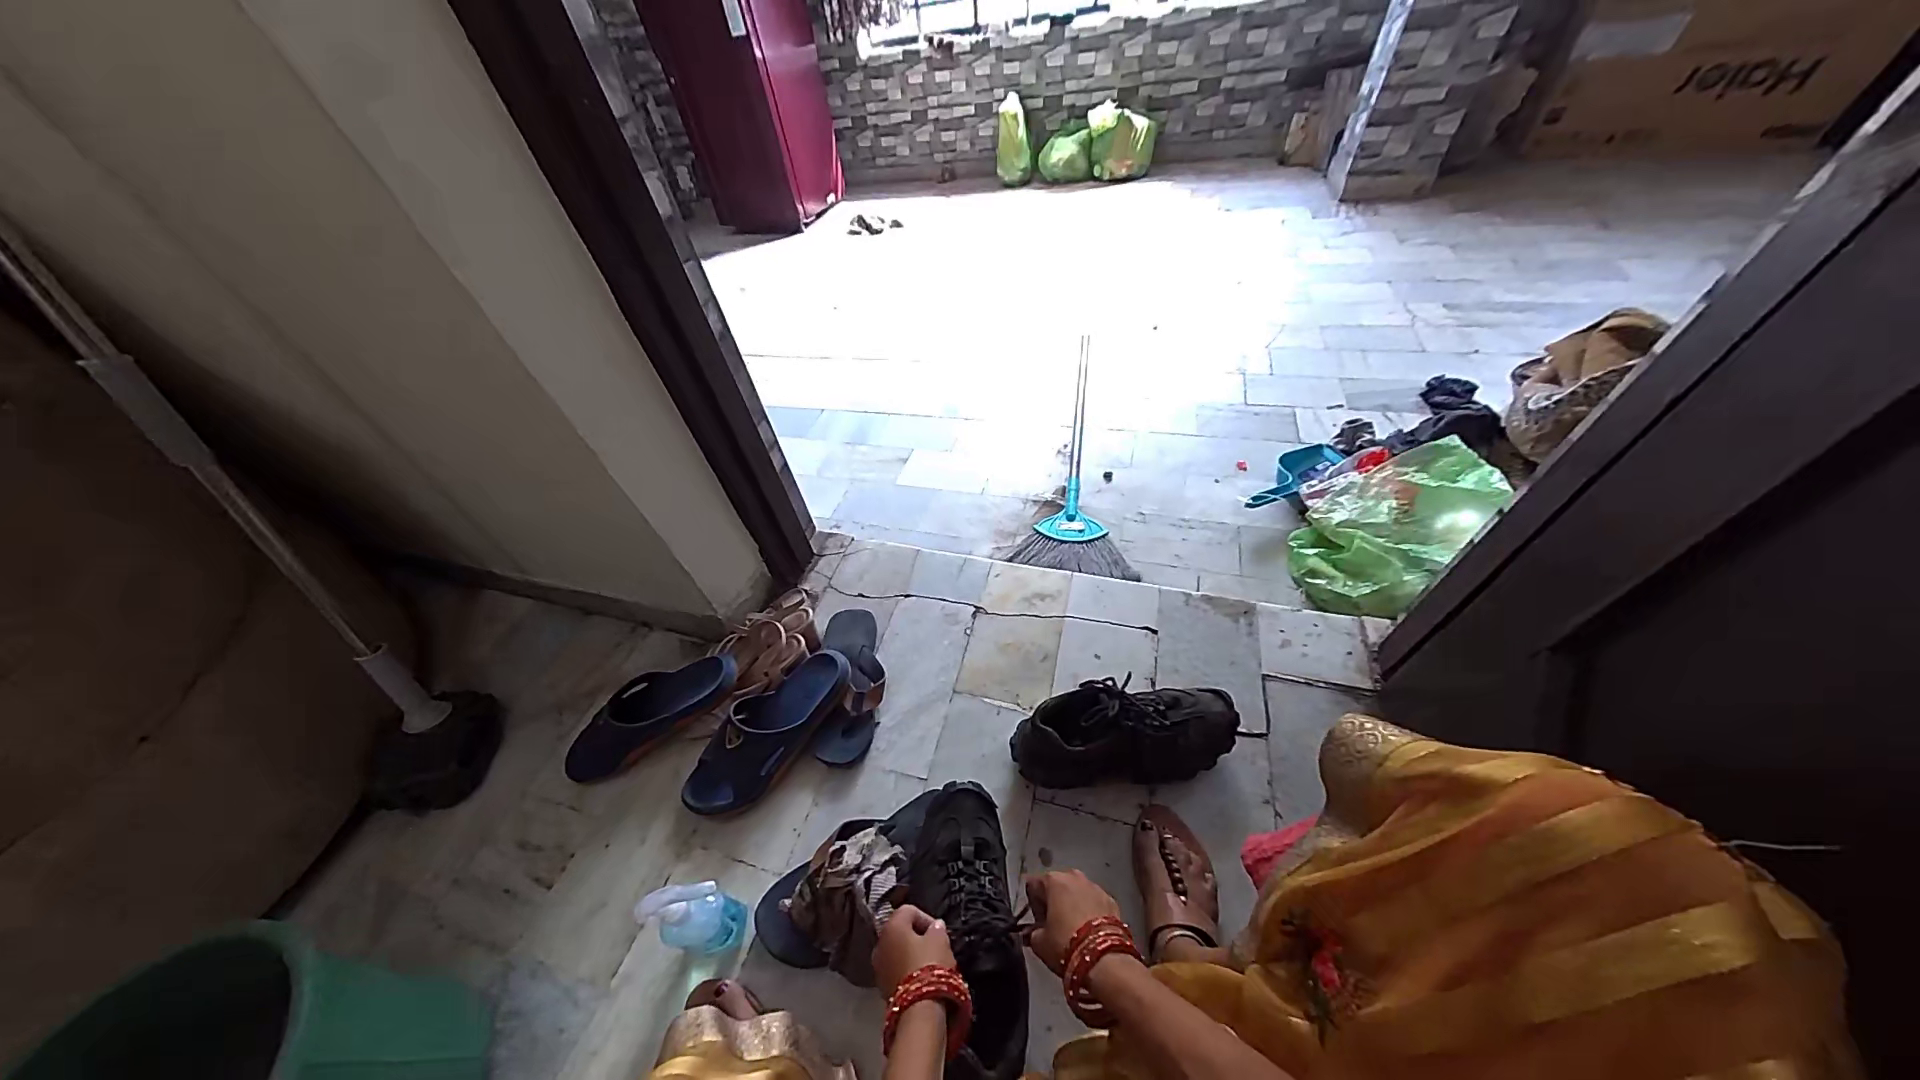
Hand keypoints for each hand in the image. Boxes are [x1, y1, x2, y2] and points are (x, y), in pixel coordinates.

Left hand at [873, 905, 956, 994]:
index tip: (939, 932)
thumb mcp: (940, 941)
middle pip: (901, 932)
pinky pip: (896, 970)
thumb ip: (937, 929)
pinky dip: (907, 971)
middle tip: (935, 947)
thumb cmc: (929, 966)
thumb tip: (935, 925)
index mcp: (892, 926)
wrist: (918, 1009)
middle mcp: (879, 943)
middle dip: (918, 937)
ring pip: (897, 952)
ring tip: (930, 965)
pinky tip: (922, 979)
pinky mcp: (881, 987)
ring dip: (911, 955)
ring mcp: (878, 967)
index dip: (926, 918)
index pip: (909, 910)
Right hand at [1022, 870, 1123, 974]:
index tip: (1037, 923)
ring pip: (1078, 892)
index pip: (1033, 885)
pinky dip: (1091, 912)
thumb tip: (1032, 933)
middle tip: (1054, 926)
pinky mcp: (1111, 900)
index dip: (1032, 905)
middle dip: (1054, 902)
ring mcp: (1095, 887)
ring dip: (1074, 905)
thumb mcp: (1040, 943)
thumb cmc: (1066, 944)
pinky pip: (1095, 902)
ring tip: (1075, 930)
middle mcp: (1074, 877)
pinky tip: (1091, 932)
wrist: (1105, 959)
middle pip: (1057, 885)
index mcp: (1052, 880)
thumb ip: (1032, 933)